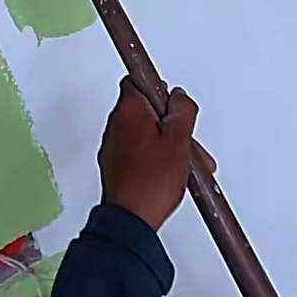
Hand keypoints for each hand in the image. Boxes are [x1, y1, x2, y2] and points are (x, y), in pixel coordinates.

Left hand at [98, 76, 202, 229]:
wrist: (132, 215)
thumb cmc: (151, 180)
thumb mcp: (179, 139)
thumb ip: (182, 111)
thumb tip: (180, 97)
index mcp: (129, 108)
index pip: (137, 81)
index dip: (158, 89)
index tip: (171, 99)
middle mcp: (116, 122)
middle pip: (144, 109)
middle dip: (168, 123)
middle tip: (184, 140)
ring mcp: (113, 143)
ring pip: (143, 132)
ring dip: (164, 142)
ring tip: (183, 164)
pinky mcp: (114, 162)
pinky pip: (135, 150)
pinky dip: (152, 156)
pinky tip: (167, 173)